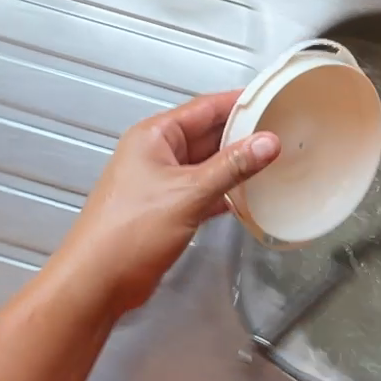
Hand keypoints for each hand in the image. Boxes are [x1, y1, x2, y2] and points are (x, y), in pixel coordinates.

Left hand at [54, 91, 279, 312]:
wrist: (97, 282)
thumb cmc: (131, 231)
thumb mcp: (188, 193)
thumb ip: (232, 167)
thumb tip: (268, 142)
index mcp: (155, 135)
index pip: (205, 107)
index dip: (239, 102)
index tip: (273, 99)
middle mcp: (157, 152)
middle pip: (208, 133)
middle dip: (243, 133)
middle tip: (282, 131)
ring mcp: (161, 180)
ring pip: (207, 163)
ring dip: (236, 164)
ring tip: (274, 161)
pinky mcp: (167, 207)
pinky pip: (203, 189)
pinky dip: (225, 190)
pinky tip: (249, 195)